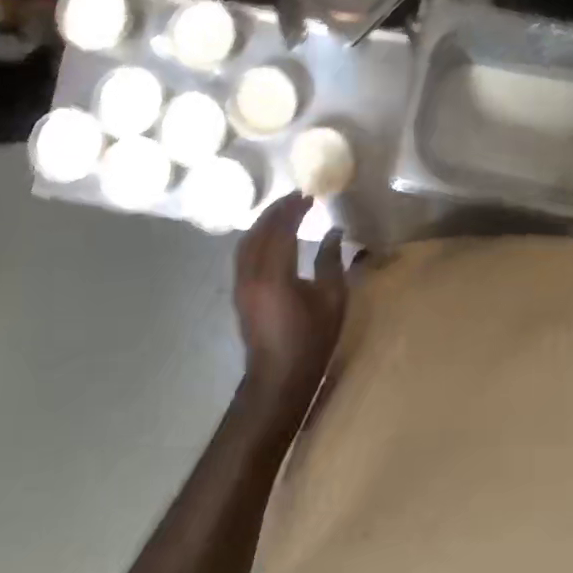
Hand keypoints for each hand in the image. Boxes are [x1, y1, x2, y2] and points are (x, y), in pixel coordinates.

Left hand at [234, 195, 347, 397]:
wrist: (279, 377)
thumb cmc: (311, 340)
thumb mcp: (332, 300)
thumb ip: (331, 261)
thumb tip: (334, 231)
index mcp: (275, 274)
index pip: (281, 228)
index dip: (294, 209)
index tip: (309, 196)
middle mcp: (251, 273)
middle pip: (260, 230)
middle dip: (277, 210)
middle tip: (297, 198)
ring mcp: (240, 282)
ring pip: (247, 240)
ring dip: (264, 222)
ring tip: (284, 212)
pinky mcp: (238, 291)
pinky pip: (243, 253)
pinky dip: (256, 237)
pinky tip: (270, 236)